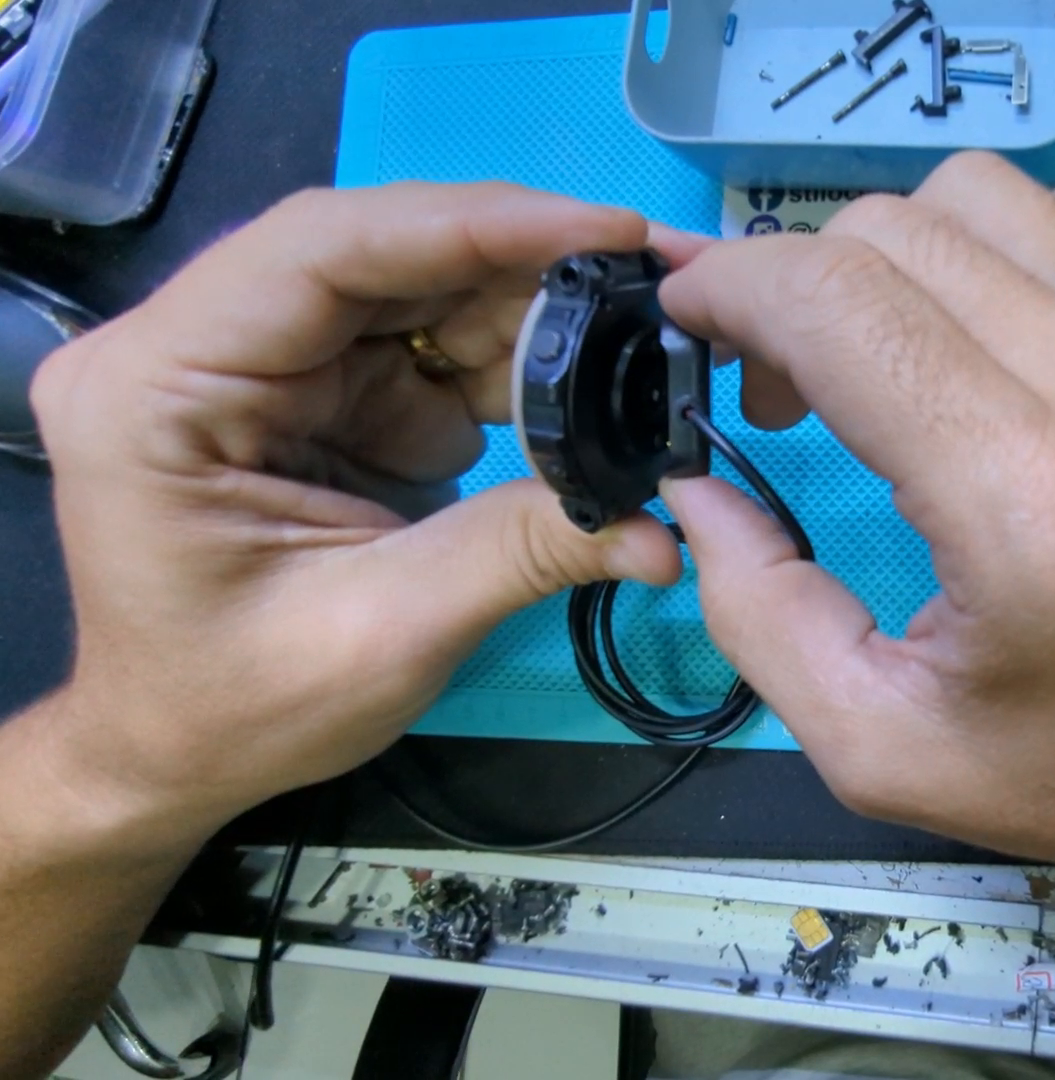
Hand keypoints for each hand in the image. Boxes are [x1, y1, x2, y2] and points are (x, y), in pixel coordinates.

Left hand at [26, 183, 691, 838]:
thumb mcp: (393, 628)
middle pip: (396, 256)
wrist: (201, 745)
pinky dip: (542, 368)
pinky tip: (603, 383)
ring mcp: (304, 369)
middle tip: (655, 271)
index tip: (606, 232)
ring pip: (441, 297)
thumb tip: (664, 534)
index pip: (329, 253)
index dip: (476, 227)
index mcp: (173, 383)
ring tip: (649, 328)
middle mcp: (229, 347)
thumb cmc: (248, 699)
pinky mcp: (364, 400)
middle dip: (533, 259)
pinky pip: (466, 355)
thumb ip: (526, 555)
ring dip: (549, 314)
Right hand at [660, 153, 1054, 886]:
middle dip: (795, 285)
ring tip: (880, 360)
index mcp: (1034, 511)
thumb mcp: (884, 746)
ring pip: (979, 197)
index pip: (845, 308)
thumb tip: (703, 487)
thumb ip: (758, 614)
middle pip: (898, 235)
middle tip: (780, 383)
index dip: (734, 289)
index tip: (695, 325)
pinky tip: (978, 341)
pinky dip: (986, 253)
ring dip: (889, 260)